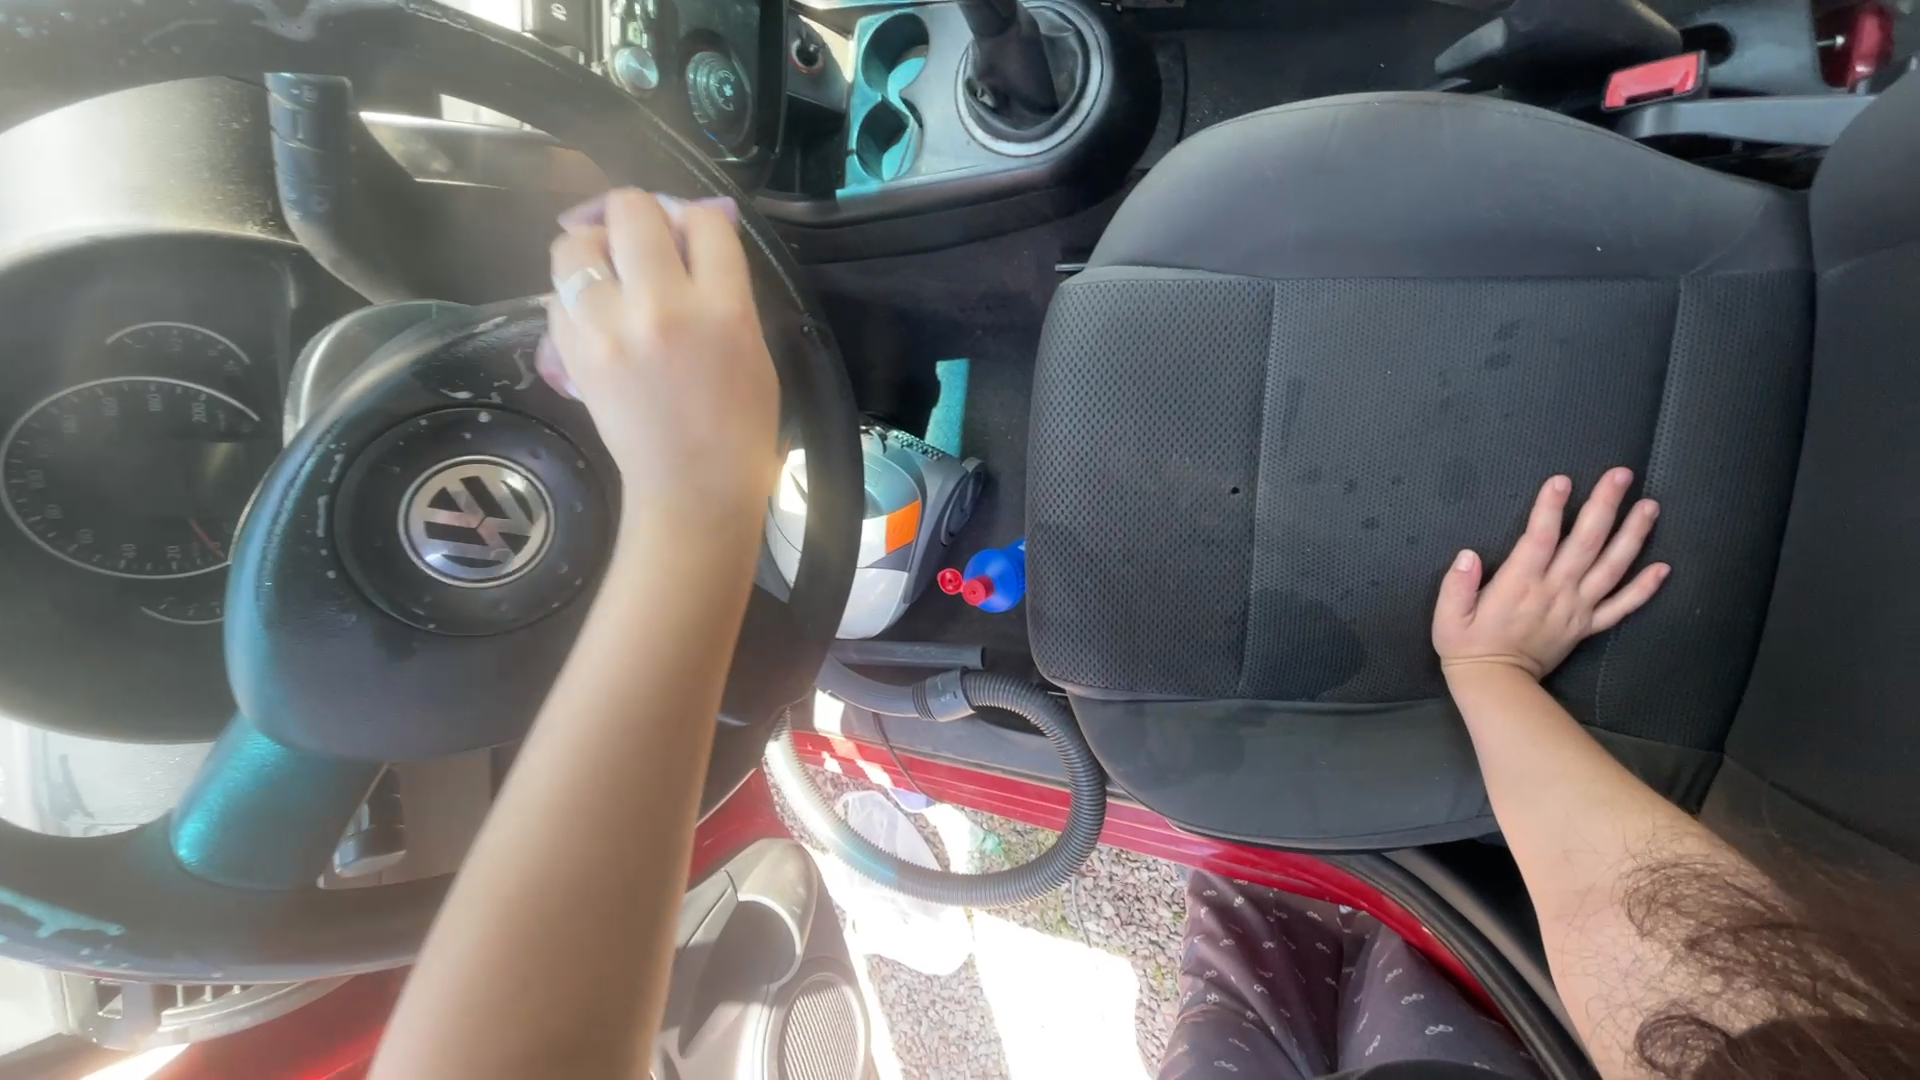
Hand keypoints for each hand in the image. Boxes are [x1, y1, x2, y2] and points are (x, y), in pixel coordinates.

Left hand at [539, 189, 779, 518]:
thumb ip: (728, 288)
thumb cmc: (741, 426)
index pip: (703, 220)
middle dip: (640, 216)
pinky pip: (557, 293)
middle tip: (645, 241)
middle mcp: (663, 306)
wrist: (694, 487)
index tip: (695, 238)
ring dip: (593, 247)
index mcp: (724, 309)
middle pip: (631, 209)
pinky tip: (597, 316)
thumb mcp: (755, 349)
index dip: (698, 220)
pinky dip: (575, 296)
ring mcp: (609, 328)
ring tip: (609, 273)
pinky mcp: (572, 352)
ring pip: (574, 241)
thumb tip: (703, 230)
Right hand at [1432, 467, 1668, 680]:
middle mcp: (1554, 592)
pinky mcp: (1586, 626)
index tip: (1561, 481)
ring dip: (1633, 535)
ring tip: (1649, 506)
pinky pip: (1622, 606)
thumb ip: (1456, 585)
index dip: (1550, 508)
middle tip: (1620, 476)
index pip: (1538, 539)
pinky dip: (1645, 587)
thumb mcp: (1447, 616)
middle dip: (1604, 507)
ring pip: (1612, 567)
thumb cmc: (1464, 645)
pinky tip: (1662, 567)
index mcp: (1518, 585)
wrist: (1494, 683)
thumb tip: (1467, 554)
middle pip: (1585, 543)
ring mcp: (1576, 609)